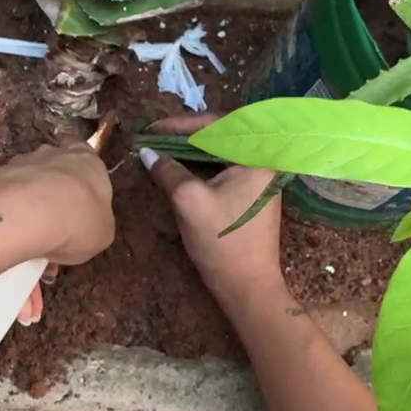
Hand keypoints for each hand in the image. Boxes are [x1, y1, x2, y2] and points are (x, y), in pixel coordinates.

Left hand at [0, 144, 113, 265]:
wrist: (26, 214)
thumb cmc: (76, 222)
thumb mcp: (101, 233)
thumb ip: (95, 221)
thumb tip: (86, 224)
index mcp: (88, 162)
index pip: (83, 150)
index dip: (78, 169)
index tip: (74, 185)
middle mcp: (54, 154)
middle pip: (53, 167)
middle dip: (52, 189)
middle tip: (52, 220)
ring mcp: (20, 163)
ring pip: (25, 182)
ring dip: (27, 203)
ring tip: (27, 236)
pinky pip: (3, 196)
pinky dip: (6, 213)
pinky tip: (8, 236)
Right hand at [141, 114, 285, 300]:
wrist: (247, 286)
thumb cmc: (221, 241)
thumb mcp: (189, 200)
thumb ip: (168, 170)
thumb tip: (146, 152)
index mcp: (257, 157)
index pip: (216, 124)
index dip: (180, 124)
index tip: (151, 130)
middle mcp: (264, 162)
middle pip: (221, 135)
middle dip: (185, 134)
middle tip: (154, 137)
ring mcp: (260, 179)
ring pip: (222, 152)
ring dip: (192, 149)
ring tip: (163, 150)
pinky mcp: (253, 194)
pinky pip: (225, 168)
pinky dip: (202, 165)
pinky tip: (180, 169)